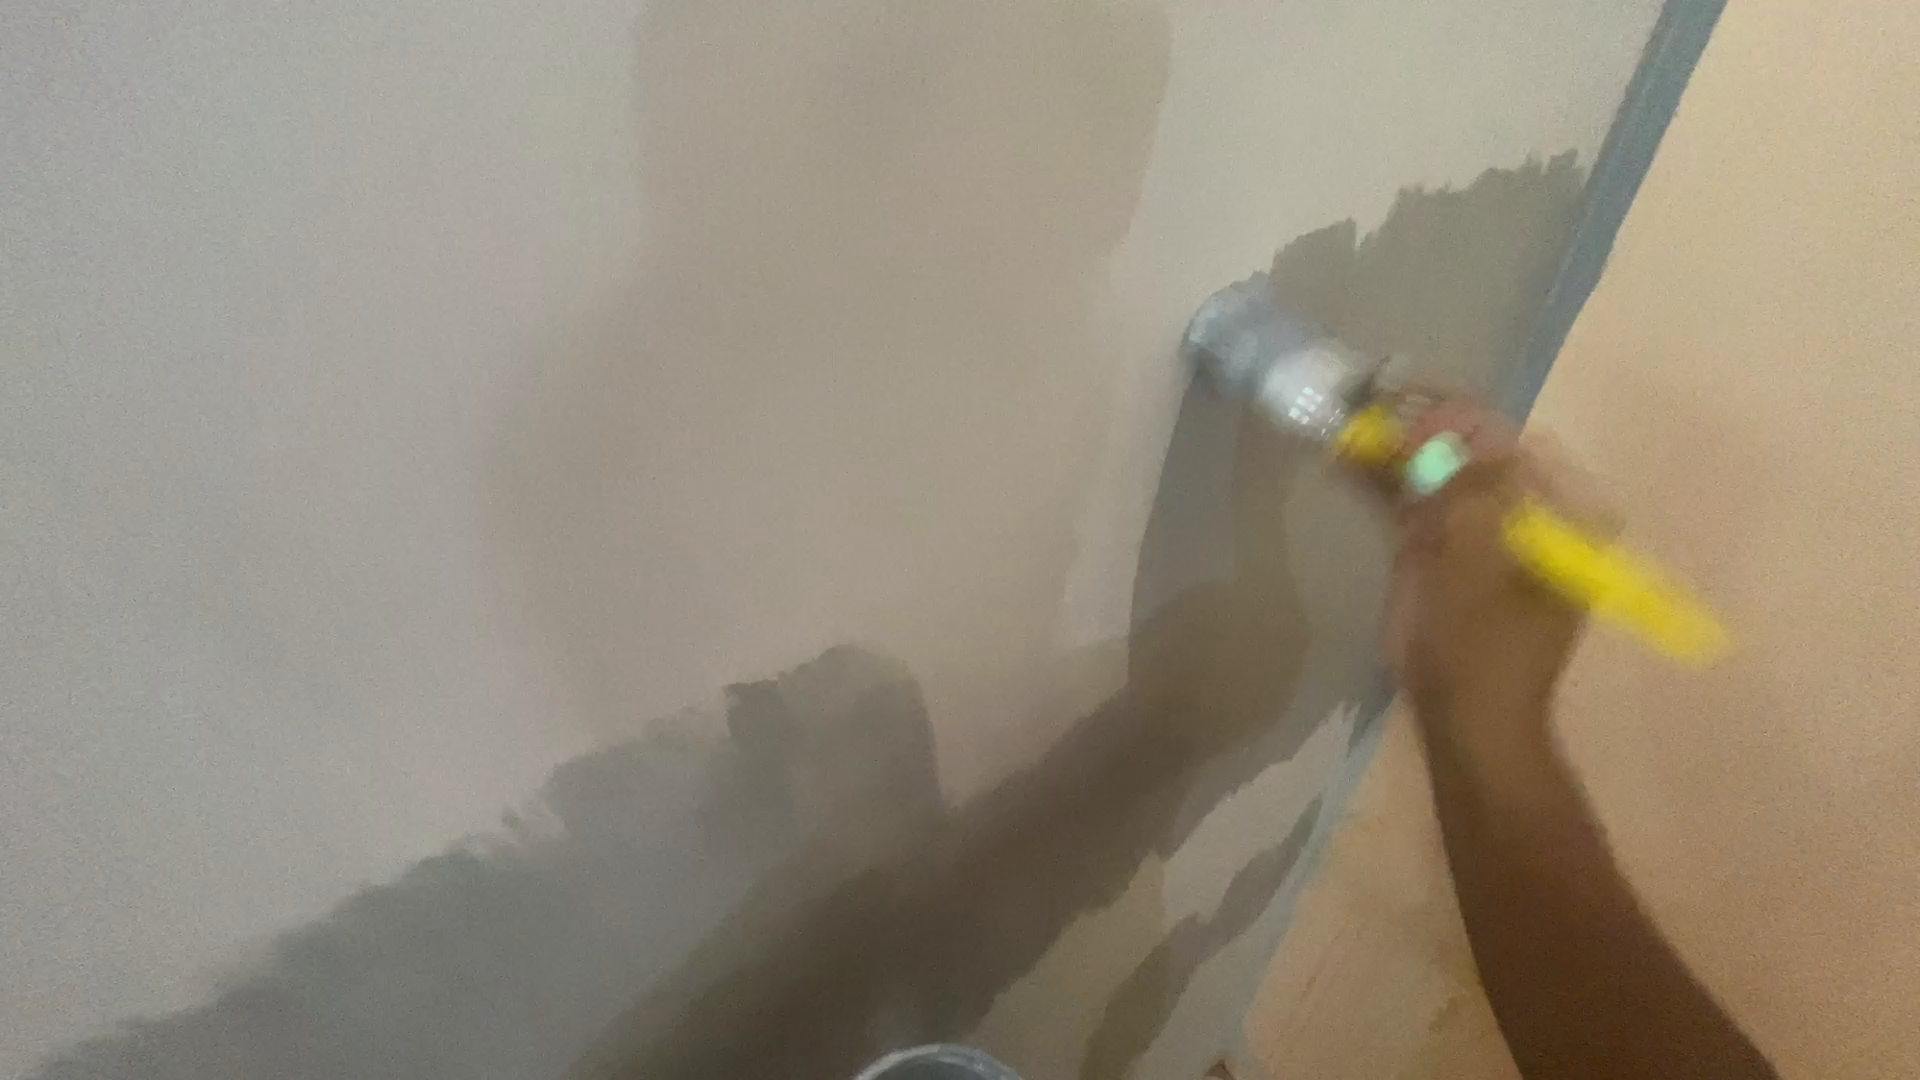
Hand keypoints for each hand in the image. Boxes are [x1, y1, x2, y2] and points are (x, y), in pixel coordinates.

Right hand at [1375, 400, 1594, 729]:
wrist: (1462, 710)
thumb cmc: (1484, 644)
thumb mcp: (1479, 564)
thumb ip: (1464, 491)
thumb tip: (1441, 428)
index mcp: (1559, 510)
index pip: (1506, 440)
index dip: (1454, 417)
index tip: (1400, 405)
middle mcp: (1518, 508)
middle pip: (1464, 451)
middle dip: (1414, 429)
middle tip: (1363, 408)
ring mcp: (1471, 527)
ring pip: (1429, 474)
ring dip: (1388, 452)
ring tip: (1344, 427)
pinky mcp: (1432, 548)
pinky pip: (1406, 503)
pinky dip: (1376, 483)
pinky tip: (1343, 462)